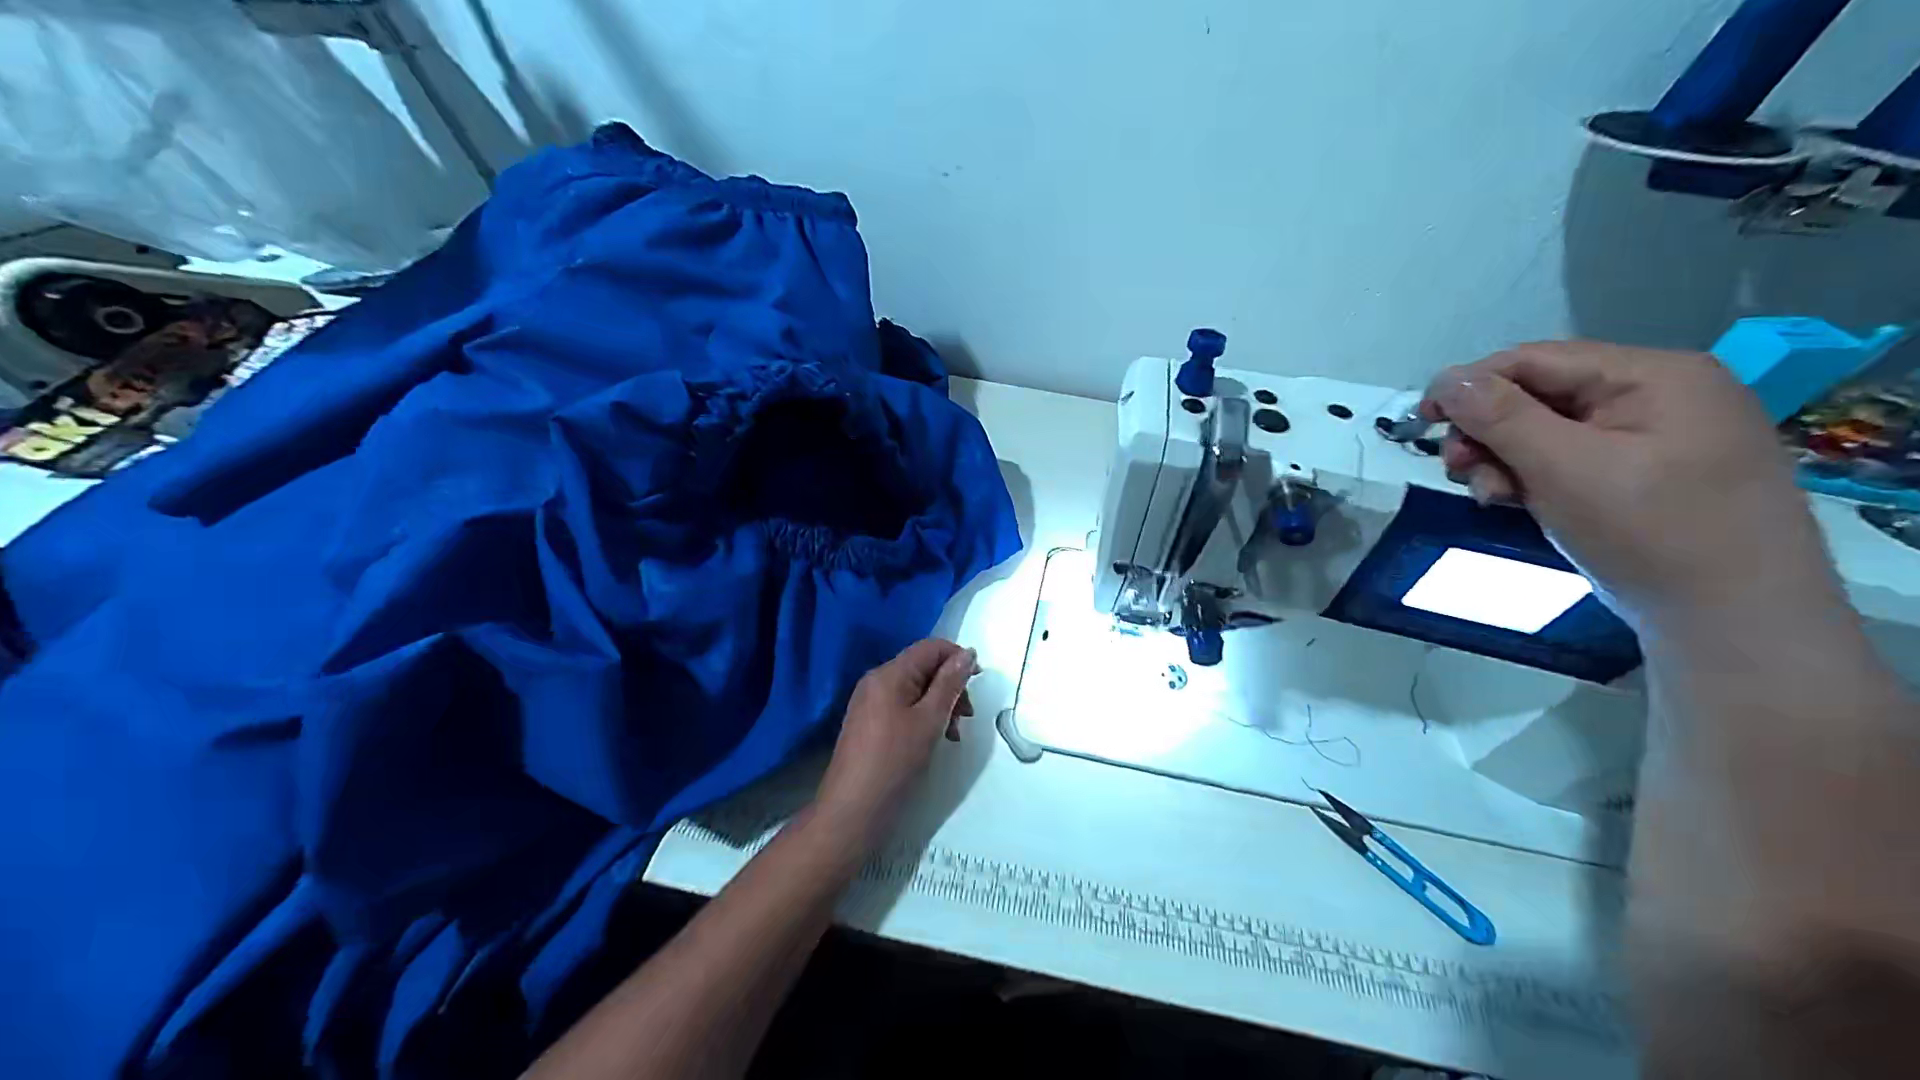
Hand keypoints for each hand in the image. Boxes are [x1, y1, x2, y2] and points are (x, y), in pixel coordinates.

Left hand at [816, 639, 976, 835]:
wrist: (852, 810)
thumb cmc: (894, 761)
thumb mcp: (929, 720)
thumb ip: (950, 684)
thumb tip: (968, 653)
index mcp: (889, 674)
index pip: (930, 647)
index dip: (958, 657)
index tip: (978, 683)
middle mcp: (877, 681)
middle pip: (923, 667)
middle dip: (950, 685)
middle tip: (966, 716)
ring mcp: (870, 702)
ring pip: (916, 689)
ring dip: (940, 704)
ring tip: (953, 733)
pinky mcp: (870, 723)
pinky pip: (903, 706)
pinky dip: (924, 716)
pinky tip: (935, 739)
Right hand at [1420, 341, 1835, 625]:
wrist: (1732, 618)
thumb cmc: (1650, 531)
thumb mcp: (1564, 468)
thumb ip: (1501, 417)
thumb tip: (1444, 379)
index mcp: (1654, 376)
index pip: (1537, 360)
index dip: (1471, 385)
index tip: (1422, 422)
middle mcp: (1658, 395)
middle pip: (1539, 395)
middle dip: (1487, 431)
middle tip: (1456, 469)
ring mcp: (1654, 437)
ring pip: (1547, 431)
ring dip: (1502, 459)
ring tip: (1488, 495)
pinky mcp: (1643, 475)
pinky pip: (1568, 460)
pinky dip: (1530, 477)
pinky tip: (1513, 502)